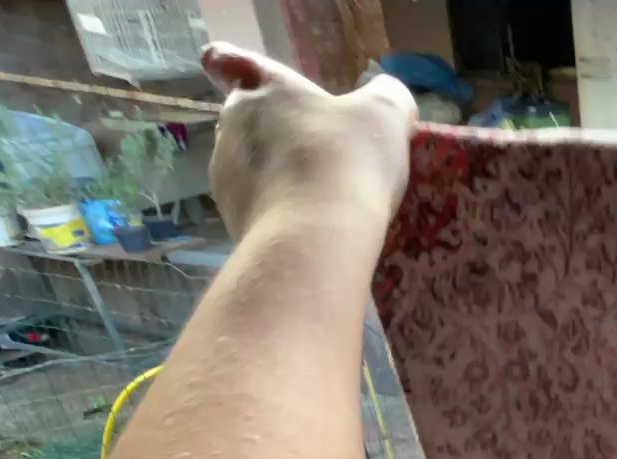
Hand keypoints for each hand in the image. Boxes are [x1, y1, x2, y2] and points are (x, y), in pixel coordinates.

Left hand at [201, 42, 417, 236]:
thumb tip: (389, 96)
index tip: (235, 76)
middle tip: (318, 161)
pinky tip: (308, 231)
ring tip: (319, 206)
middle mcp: (235, 123)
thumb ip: (389, 98)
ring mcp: (227, 173)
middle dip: (277, 136)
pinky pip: (255, 209)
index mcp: (269, 91)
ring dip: (278, 180)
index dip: (232, 66)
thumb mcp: (387, 116)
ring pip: (250, 168)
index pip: (231, 61)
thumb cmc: (350, 162)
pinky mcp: (232, 217)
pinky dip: (277, 217)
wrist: (317, 238)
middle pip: (248, 120)